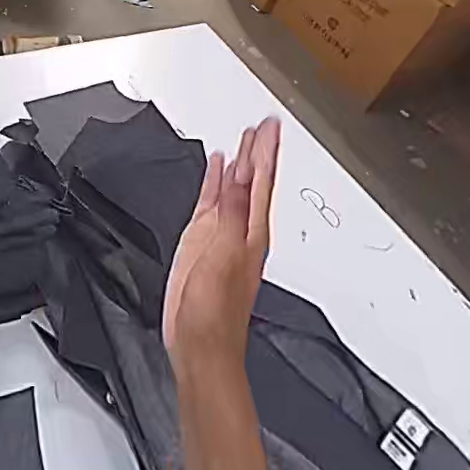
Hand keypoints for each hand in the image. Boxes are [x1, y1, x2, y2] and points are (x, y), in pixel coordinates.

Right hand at [163, 117, 280, 381]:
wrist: (199, 344)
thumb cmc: (215, 312)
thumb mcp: (224, 255)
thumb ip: (230, 213)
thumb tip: (238, 175)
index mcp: (252, 230)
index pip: (263, 179)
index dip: (266, 151)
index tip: (271, 125)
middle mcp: (240, 228)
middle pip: (252, 179)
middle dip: (256, 151)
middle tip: (261, 124)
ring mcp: (221, 234)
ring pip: (234, 187)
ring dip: (239, 162)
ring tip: (243, 139)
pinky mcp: (201, 241)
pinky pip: (212, 201)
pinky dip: (215, 181)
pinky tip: (216, 168)